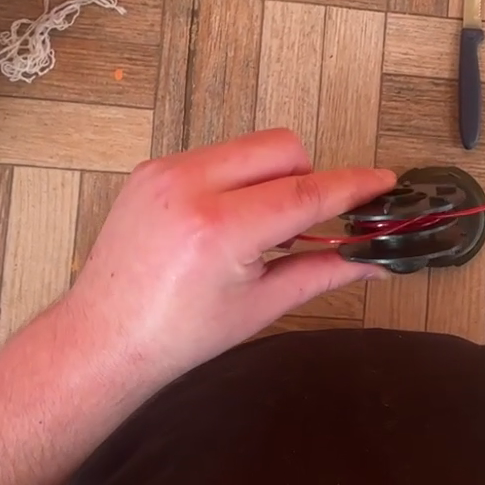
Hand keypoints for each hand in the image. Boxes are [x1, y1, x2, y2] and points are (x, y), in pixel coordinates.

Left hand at [53, 129, 395, 388]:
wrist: (102, 338)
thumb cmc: (176, 335)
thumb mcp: (260, 307)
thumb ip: (322, 272)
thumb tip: (373, 261)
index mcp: (218, 229)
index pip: (305, 192)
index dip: (352, 186)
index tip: (383, 181)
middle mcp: (188, 187)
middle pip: (282, 147)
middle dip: (307, 177)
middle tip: (303, 224)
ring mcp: (165, 171)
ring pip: (250, 146)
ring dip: (272, 177)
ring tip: (258, 229)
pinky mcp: (153, 168)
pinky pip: (218, 155)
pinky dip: (238, 180)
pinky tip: (227, 221)